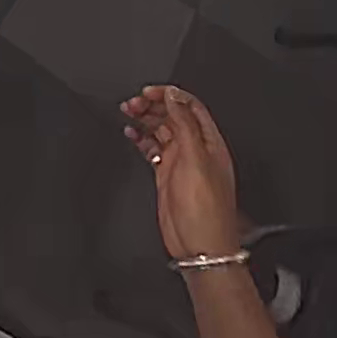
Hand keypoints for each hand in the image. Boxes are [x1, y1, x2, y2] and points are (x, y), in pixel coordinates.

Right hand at [121, 85, 241, 258]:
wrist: (199, 245)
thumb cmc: (205, 209)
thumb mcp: (195, 159)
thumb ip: (184, 124)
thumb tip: (173, 96)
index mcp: (209, 143)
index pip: (190, 106)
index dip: (170, 95)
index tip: (148, 92)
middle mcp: (195, 149)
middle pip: (172, 115)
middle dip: (152, 105)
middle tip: (132, 103)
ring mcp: (180, 160)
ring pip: (160, 129)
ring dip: (143, 118)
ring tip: (127, 112)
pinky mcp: (166, 172)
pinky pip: (151, 146)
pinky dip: (139, 137)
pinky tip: (130, 133)